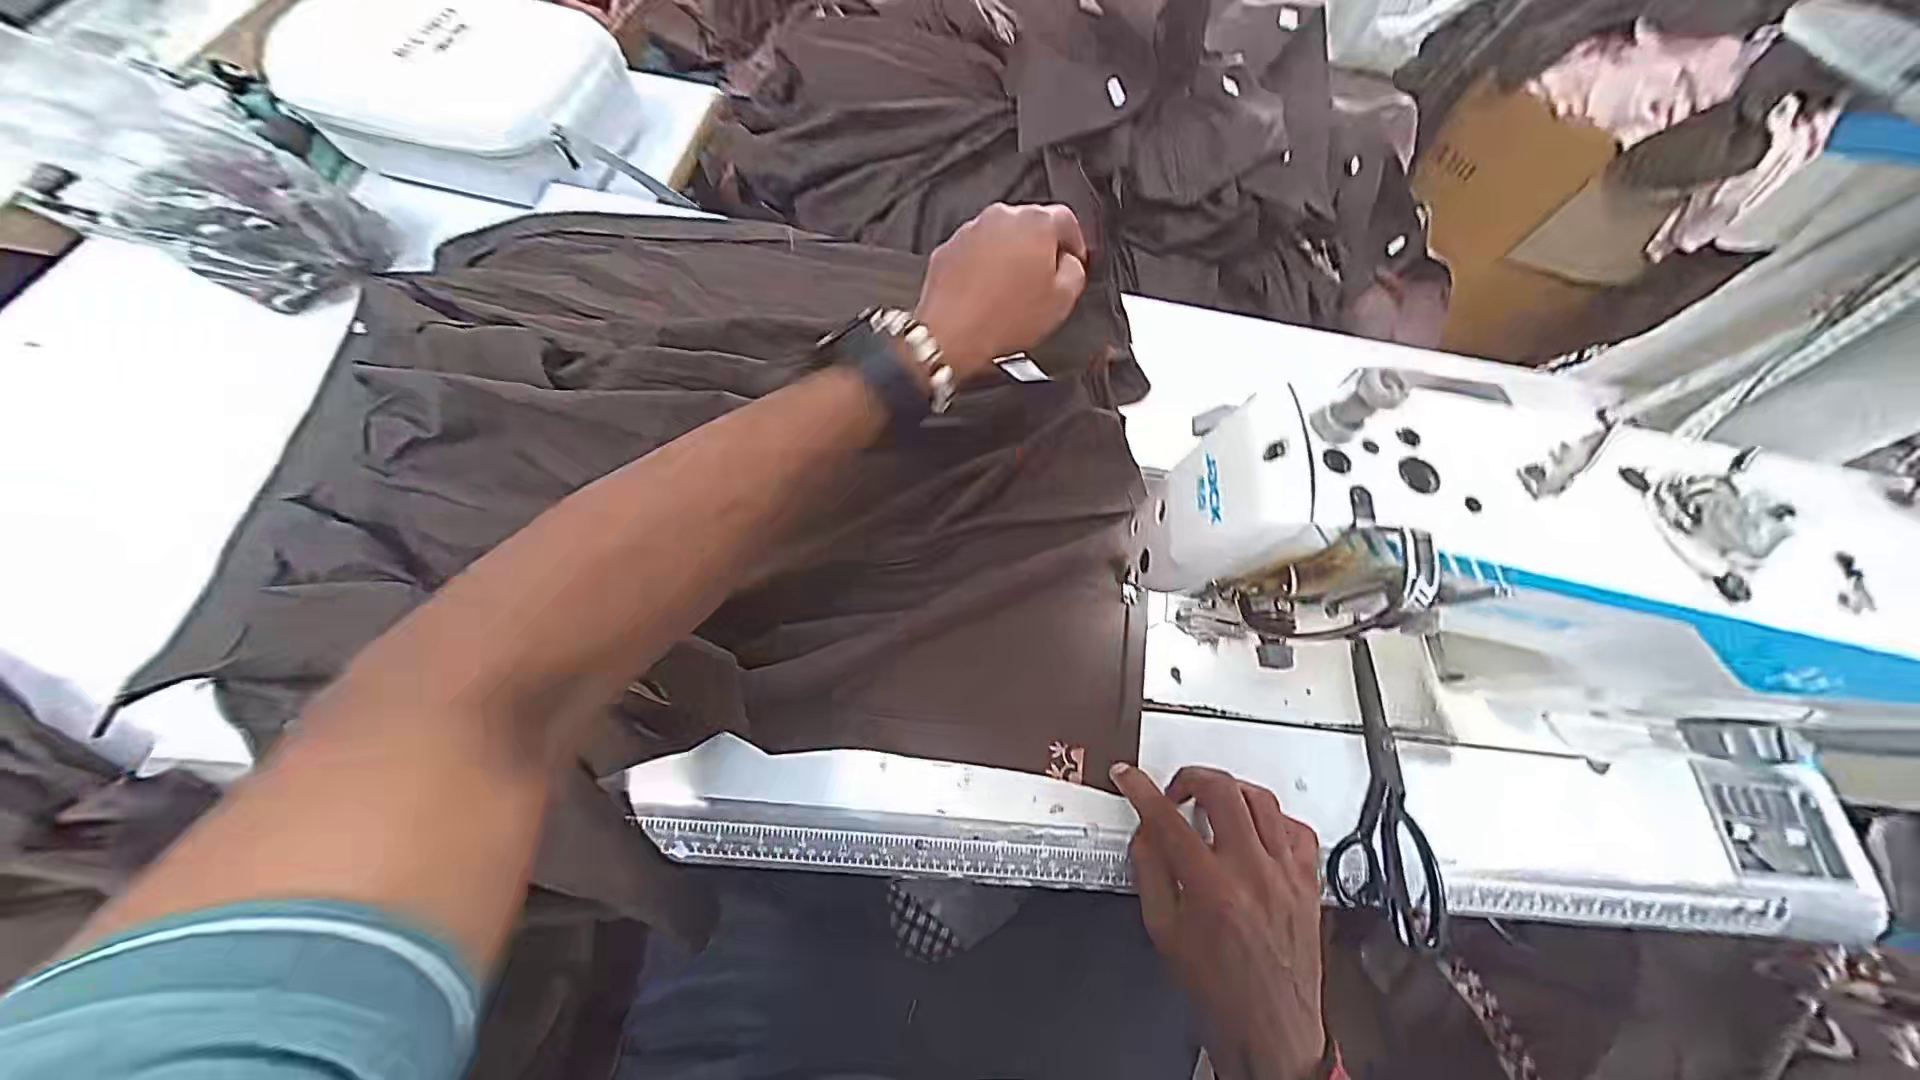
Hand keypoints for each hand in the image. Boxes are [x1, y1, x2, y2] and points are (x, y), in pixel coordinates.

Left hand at [913, 203, 1088, 380]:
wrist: (952, 335)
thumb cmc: (1003, 320)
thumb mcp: (1063, 301)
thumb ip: (1075, 271)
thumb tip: (1070, 264)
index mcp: (1036, 222)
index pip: (1067, 220)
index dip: (1075, 245)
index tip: (1074, 262)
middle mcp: (1001, 217)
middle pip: (1031, 227)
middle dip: (1039, 253)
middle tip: (1042, 286)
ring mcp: (970, 232)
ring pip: (1000, 240)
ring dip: (1009, 262)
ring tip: (1011, 298)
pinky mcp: (948, 250)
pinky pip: (974, 255)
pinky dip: (982, 271)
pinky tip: (987, 299)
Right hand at [1113, 763, 1327, 1079]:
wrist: (1271, 1034)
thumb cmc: (1219, 992)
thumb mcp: (1163, 930)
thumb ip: (1149, 870)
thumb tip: (1145, 831)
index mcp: (1211, 888)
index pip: (1167, 818)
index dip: (1140, 789)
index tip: (1130, 778)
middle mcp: (1253, 874)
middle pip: (1222, 790)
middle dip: (1189, 778)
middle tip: (1176, 791)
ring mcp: (1286, 876)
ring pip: (1262, 799)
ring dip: (1229, 790)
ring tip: (1213, 801)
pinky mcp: (1309, 884)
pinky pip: (1297, 829)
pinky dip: (1272, 818)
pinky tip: (1256, 827)